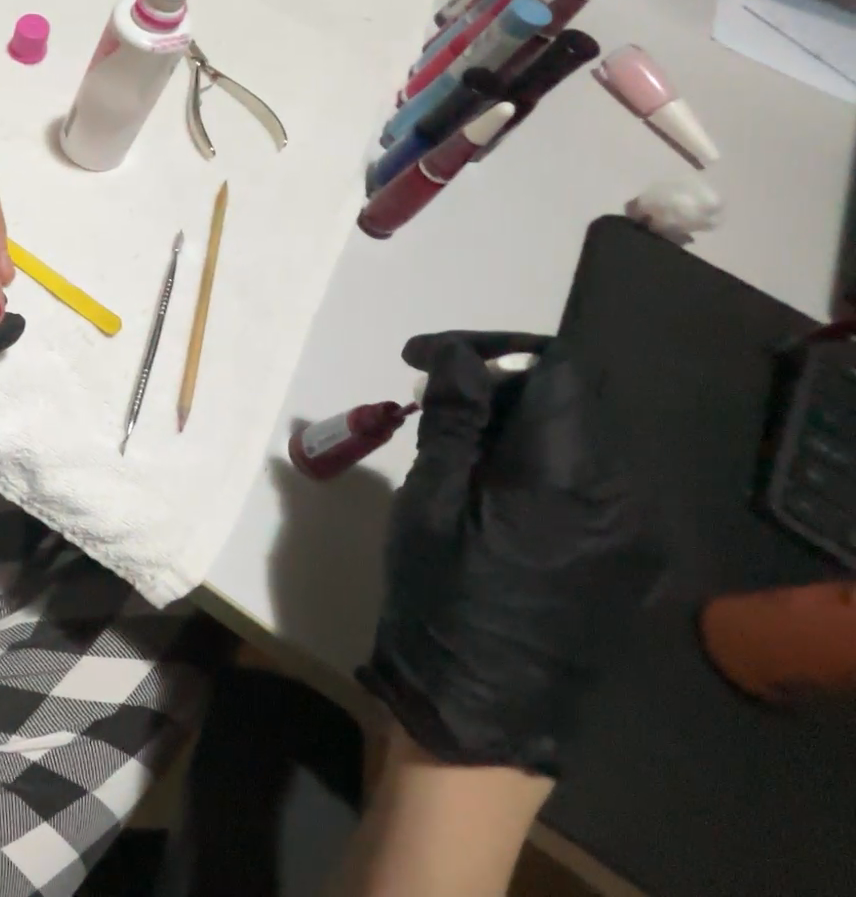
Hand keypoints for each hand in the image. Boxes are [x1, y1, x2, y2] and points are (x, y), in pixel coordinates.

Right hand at [358, 331, 661, 775]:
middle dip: (495, 386)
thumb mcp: (426, 507)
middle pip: (569, 402)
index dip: (487, 349)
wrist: (477, 705)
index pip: (554, 371)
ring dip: (513, 425)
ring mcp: (634, 528)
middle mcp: (623, 495)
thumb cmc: (436, 600)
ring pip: (578, 440)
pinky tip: (487, 489)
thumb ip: (451, 425)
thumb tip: (458, 358)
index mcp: (567, 480)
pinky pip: (586, 481)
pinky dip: (533, 463)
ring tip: (450, 445)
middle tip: (426, 401)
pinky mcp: (628, 554)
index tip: (421, 358)